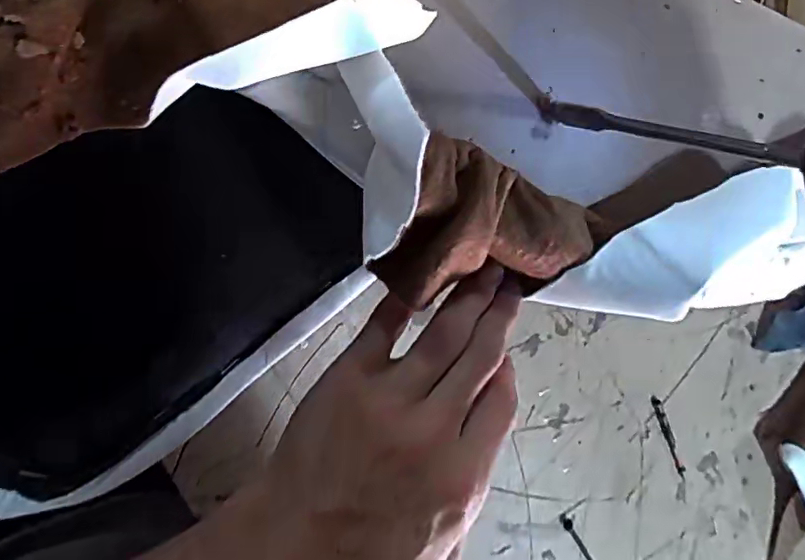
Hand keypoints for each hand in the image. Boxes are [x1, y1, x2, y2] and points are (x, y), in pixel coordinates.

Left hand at [244, 263, 521, 558]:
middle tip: (506, 284)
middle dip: (497, 314)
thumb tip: (493, 402)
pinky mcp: (349, 375)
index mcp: (461, 475)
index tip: (506, 344)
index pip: (502, 399)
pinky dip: (404, 301)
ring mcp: (390, 397)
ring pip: (443, 334)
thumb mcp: (445, 531)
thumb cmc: (371, 547)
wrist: (297, 544)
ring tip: (480, 272)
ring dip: (467, 298)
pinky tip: (420, 281)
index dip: (508, 364)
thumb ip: (475, 469)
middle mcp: (432, 430)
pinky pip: (384, 325)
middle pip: (479, 355)